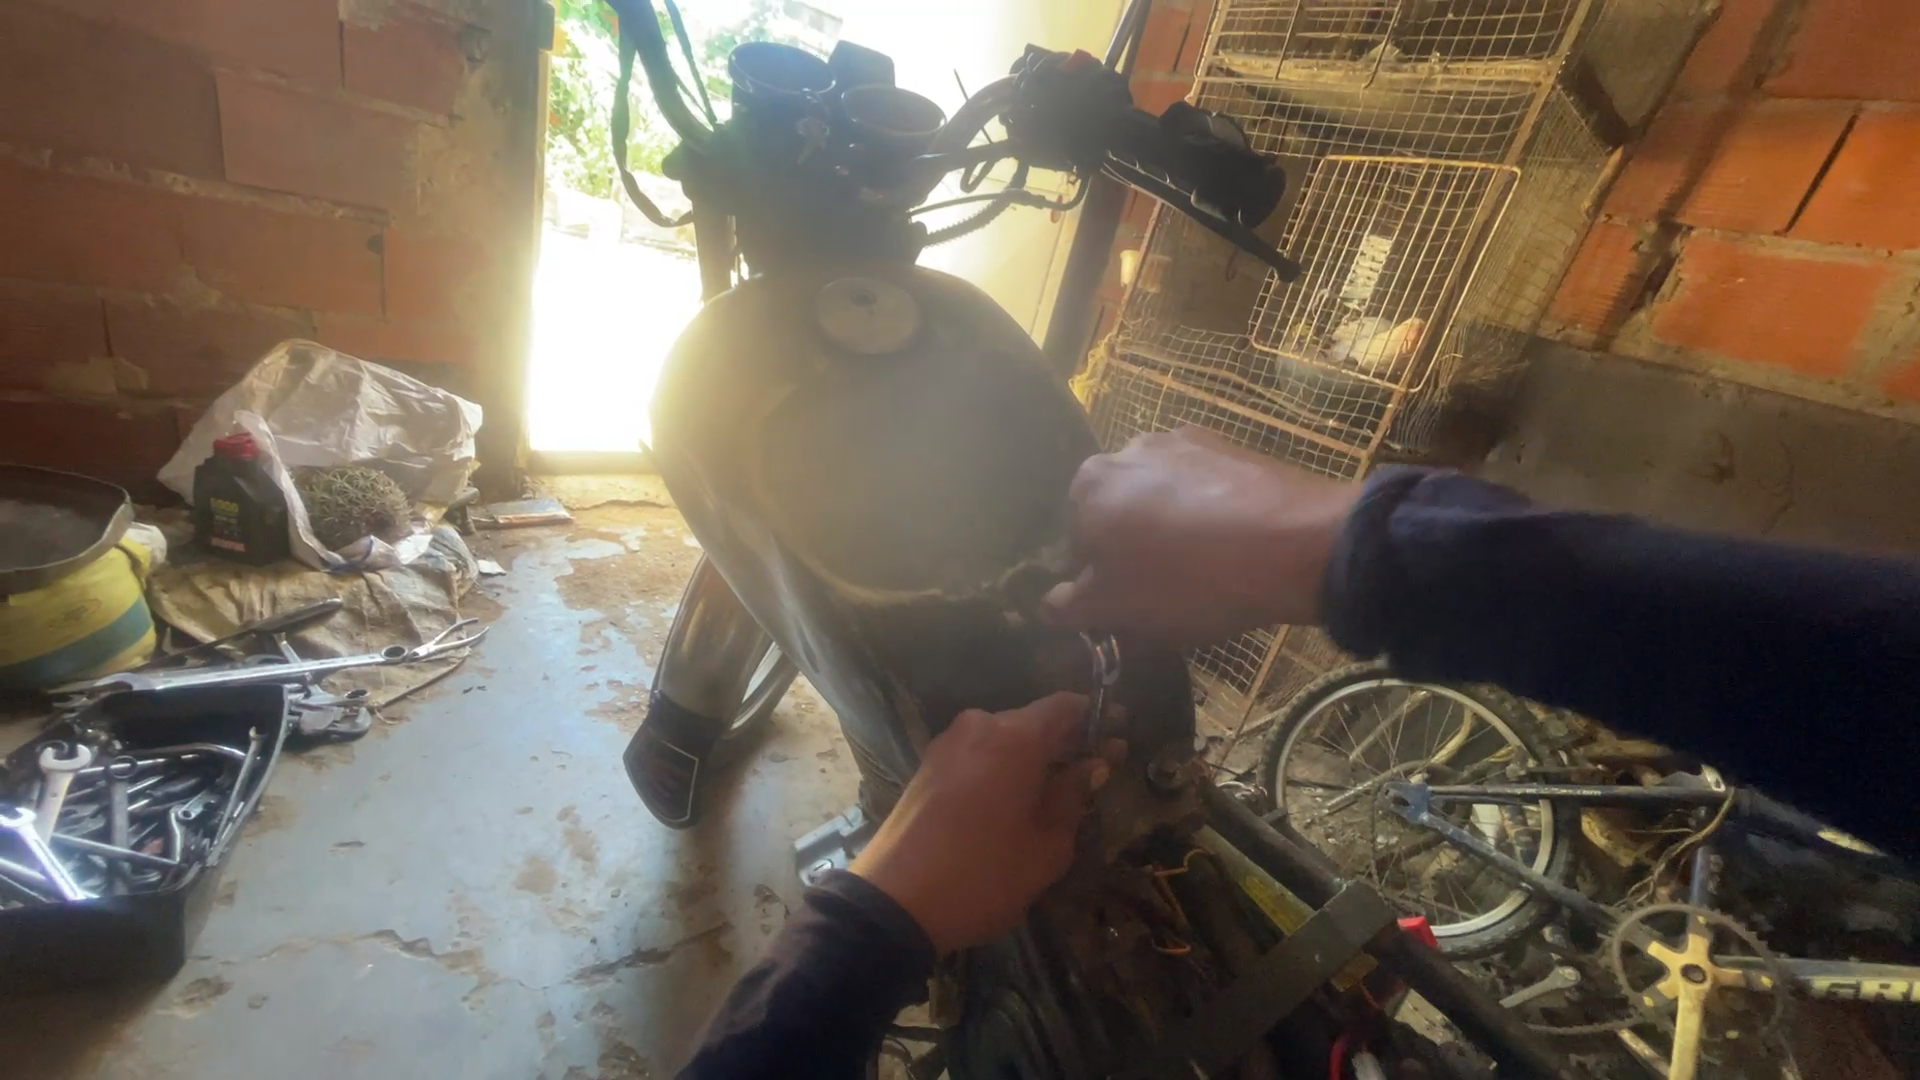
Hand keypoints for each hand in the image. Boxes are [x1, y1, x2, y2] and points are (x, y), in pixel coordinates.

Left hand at [850, 693, 1119, 954]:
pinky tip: (1019, 794)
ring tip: (1061, 785)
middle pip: (1034, 720)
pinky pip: (979, 751)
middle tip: (1099, 764)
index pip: (1064, 706)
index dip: (1095, 715)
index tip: (1119, 730)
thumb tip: (1093, 765)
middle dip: (1067, 739)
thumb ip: (1073, 796)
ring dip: (1035, 754)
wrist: (895, 901)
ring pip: (1005, 736)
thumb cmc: (983, 875)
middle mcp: (980, 725)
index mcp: (1014, 737)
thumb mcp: (1046, 845)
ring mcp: (949, 742)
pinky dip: (1005, 763)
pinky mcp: (929, 763)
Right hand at [1043, 427, 1359, 647]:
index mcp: (1087, 484)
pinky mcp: (1233, 446)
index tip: (1132, 610)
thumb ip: (1066, 607)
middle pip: (1119, 518)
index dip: (1101, 585)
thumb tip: (1050, 603)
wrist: (1295, 544)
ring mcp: (1184, 442)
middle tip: (1169, 596)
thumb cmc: (1185, 579)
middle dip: (1135, 554)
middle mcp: (1127, 450)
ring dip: (1172, 533)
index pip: (1077, 546)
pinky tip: (1236, 547)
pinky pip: (1205, 491)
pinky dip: (1210, 516)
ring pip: (1162, 502)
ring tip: (1208, 572)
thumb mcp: (1113, 609)